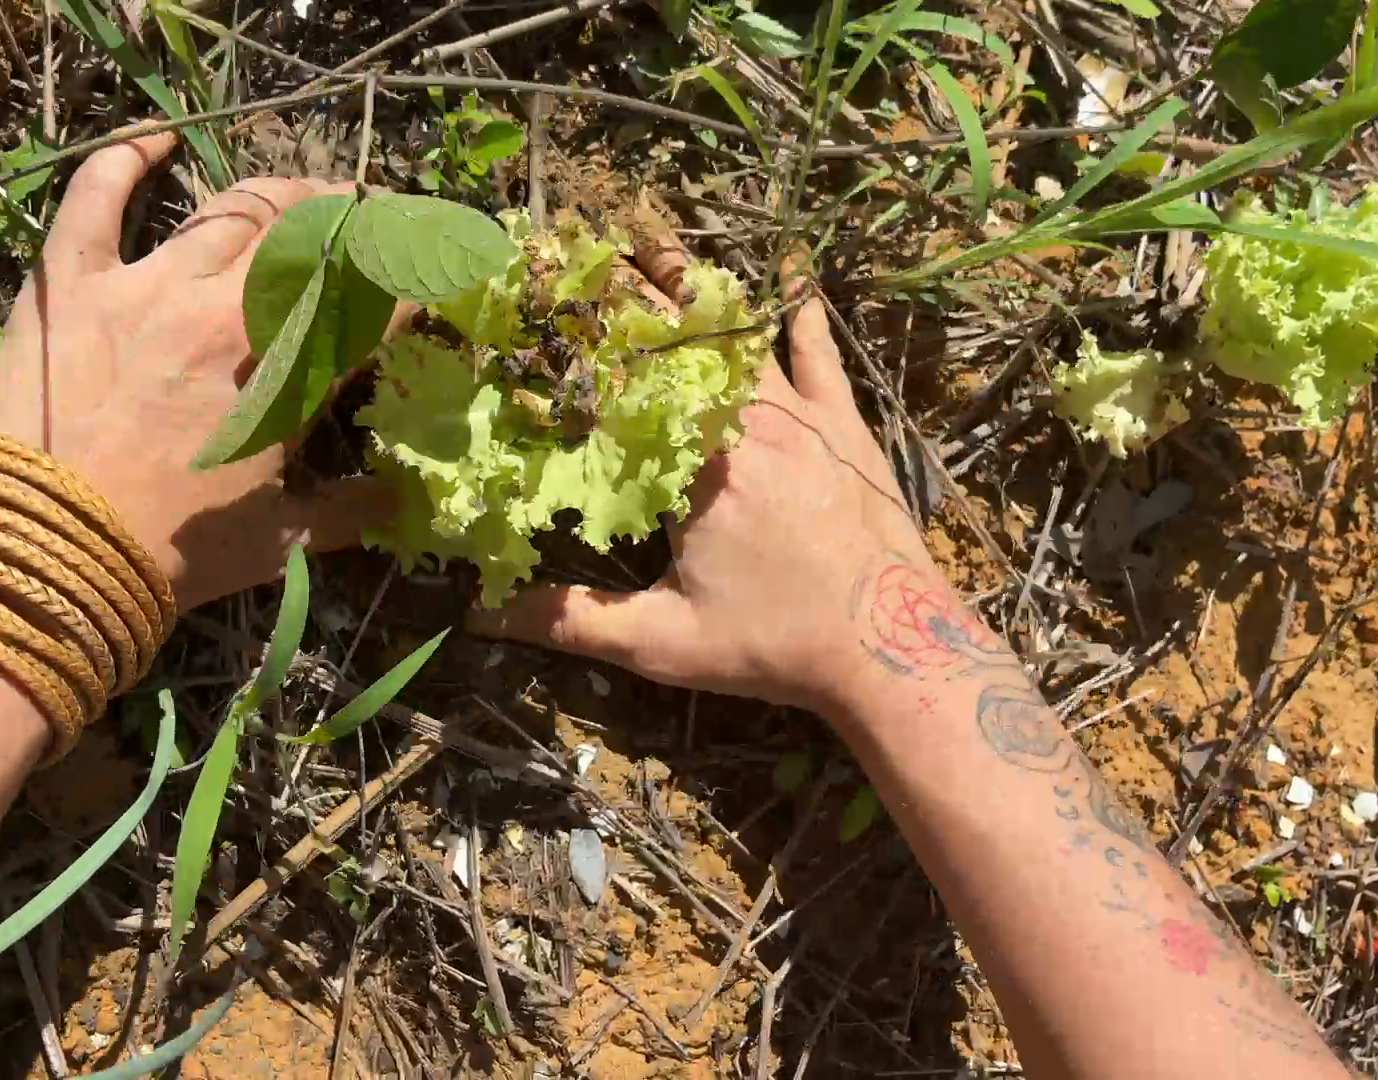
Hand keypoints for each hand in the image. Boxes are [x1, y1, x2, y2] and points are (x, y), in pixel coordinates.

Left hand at [0, 132, 386, 609]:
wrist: (44, 553)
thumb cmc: (175, 551)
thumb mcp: (281, 538)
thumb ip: (351, 512)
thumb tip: (407, 501)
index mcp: (284, 378)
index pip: (366, 311)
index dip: (405, 288)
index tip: (426, 279)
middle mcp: (225, 314)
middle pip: (306, 240)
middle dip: (351, 222)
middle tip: (369, 218)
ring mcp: (145, 288)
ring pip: (228, 212)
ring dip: (278, 195)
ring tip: (305, 191)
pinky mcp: (71, 282)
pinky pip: (96, 198)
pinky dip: (125, 161)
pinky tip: (156, 140)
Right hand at [473, 258, 944, 714]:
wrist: (893, 648)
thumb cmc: (773, 644)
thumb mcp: (662, 642)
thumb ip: (571, 621)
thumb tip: (484, 615)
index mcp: (688, 465)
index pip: (618, 384)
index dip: (575, 339)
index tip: (537, 300)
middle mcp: (740, 420)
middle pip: (671, 342)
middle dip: (622, 295)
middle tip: (582, 247)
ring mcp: (799, 415)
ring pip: (733, 333)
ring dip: (690, 292)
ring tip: (650, 244)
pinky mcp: (844, 423)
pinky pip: (817, 351)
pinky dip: (799, 311)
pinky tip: (791, 271)